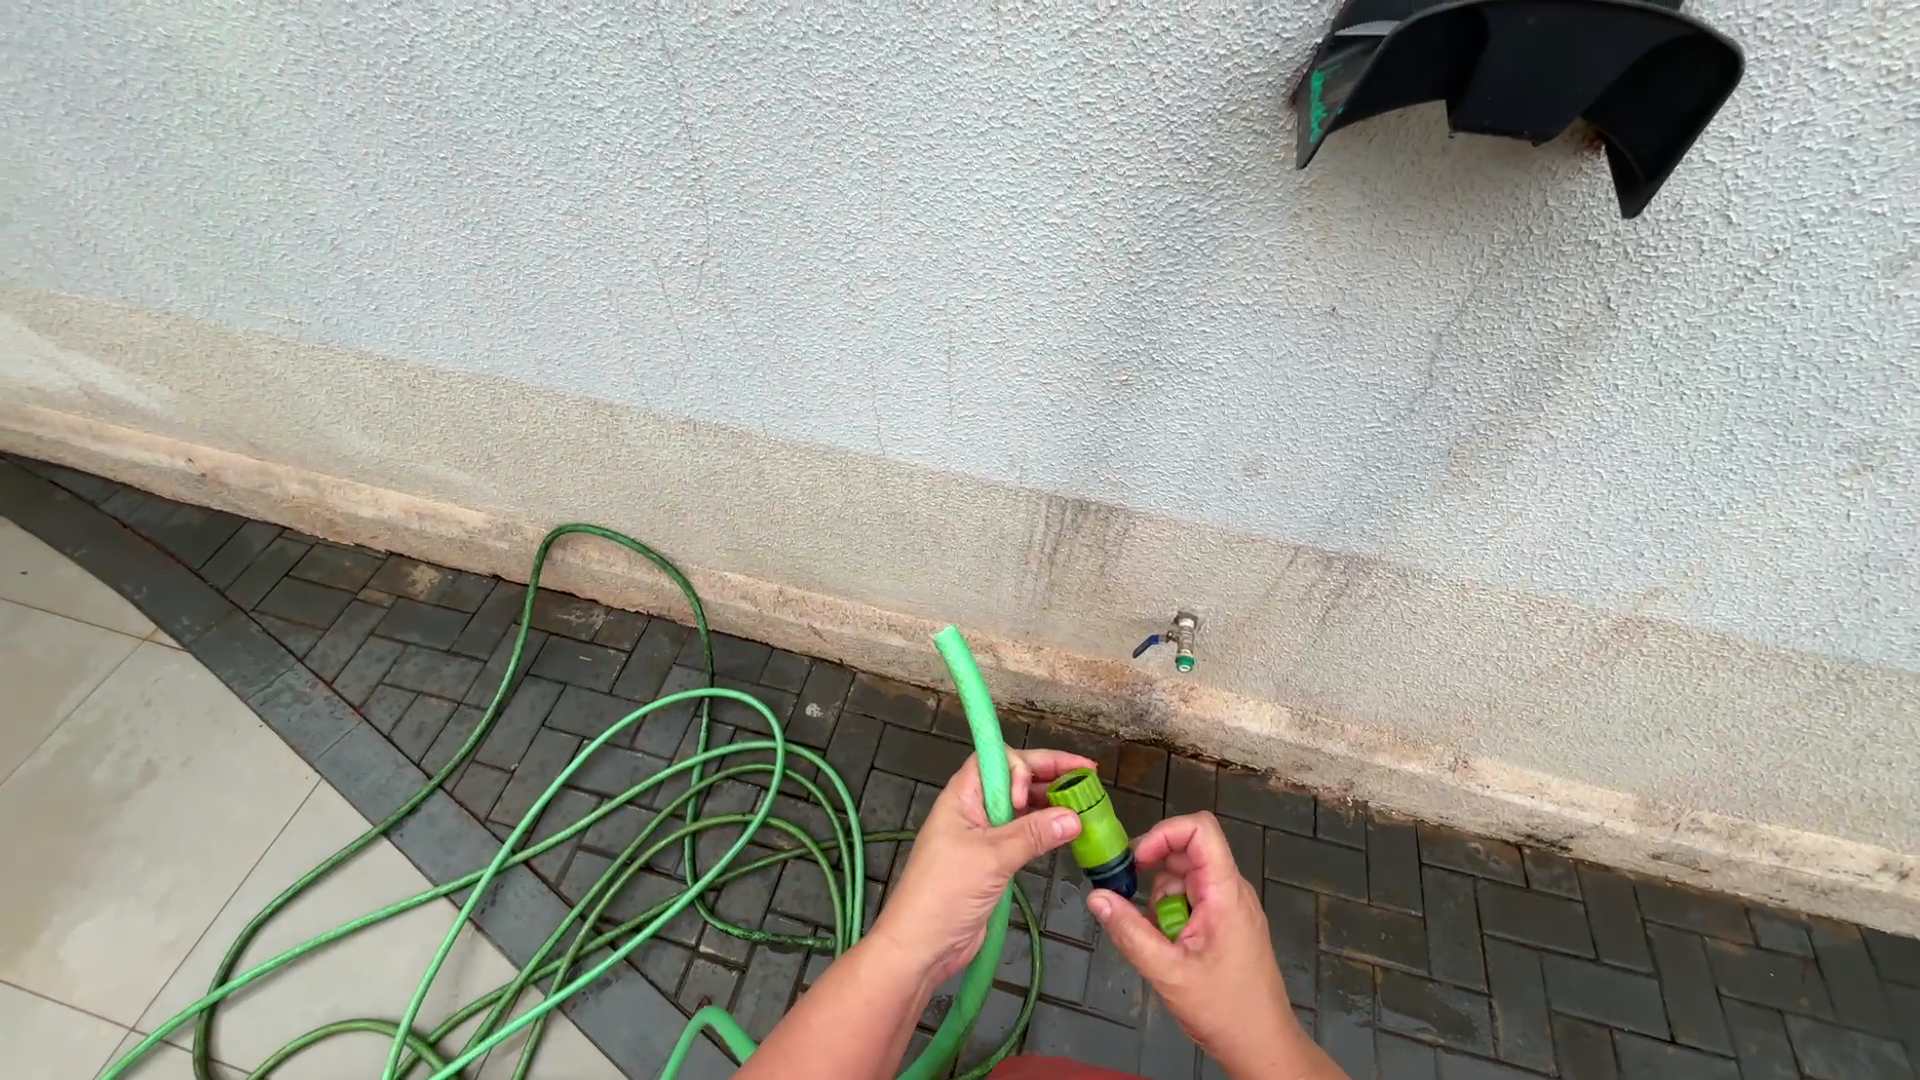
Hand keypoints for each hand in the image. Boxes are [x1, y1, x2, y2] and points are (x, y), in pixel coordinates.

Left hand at [869, 749, 1093, 983]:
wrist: (922, 946)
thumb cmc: (945, 892)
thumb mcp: (991, 858)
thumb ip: (1033, 835)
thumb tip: (1073, 817)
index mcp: (963, 796)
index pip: (997, 759)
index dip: (1023, 764)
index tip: (1043, 787)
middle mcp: (973, 809)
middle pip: (1013, 778)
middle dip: (1047, 774)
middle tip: (1087, 776)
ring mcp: (983, 836)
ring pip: (1021, 807)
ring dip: (1049, 802)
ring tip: (1083, 804)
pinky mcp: (992, 861)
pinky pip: (1022, 834)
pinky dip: (1044, 830)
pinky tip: (1066, 832)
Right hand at [1088, 812, 1334, 1077]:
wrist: (1265, 1051)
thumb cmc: (1224, 1011)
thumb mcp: (1168, 972)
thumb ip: (1129, 931)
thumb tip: (1095, 896)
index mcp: (1225, 892)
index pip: (1200, 829)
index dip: (1164, 833)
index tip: (1137, 861)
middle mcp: (1230, 890)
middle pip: (1187, 850)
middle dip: (1153, 868)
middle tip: (1126, 895)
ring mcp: (1229, 906)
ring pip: (1184, 875)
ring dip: (1159, 894)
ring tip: (1152, 933)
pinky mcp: (1224, 922)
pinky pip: (1190, 897)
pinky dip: (1170, 911)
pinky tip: (1164, 943)